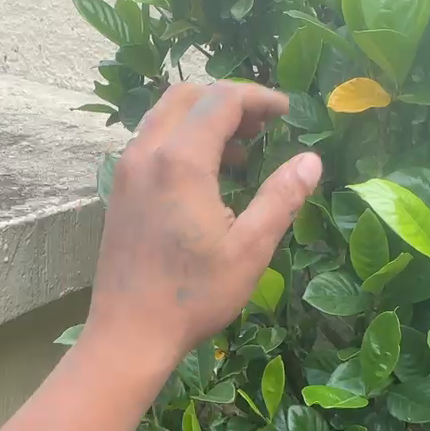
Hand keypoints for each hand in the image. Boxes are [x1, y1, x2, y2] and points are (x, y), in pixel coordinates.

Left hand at [82, 82, 322, 370]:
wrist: (130, 333)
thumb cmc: (194, 297)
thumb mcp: (249, 250)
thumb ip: (280, 199)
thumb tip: (311, 162)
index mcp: (180, 161)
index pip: (222, 100)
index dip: (259, 98)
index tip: (287, 112)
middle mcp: (146, 154)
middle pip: (188, 97)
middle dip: (228, 102)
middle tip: (262, 128)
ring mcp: (126, 173)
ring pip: (164, 119)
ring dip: (203, 122)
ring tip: (239, 155)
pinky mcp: (119, 193)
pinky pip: (151, 145)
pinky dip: (181, 143)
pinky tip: (205, 181)